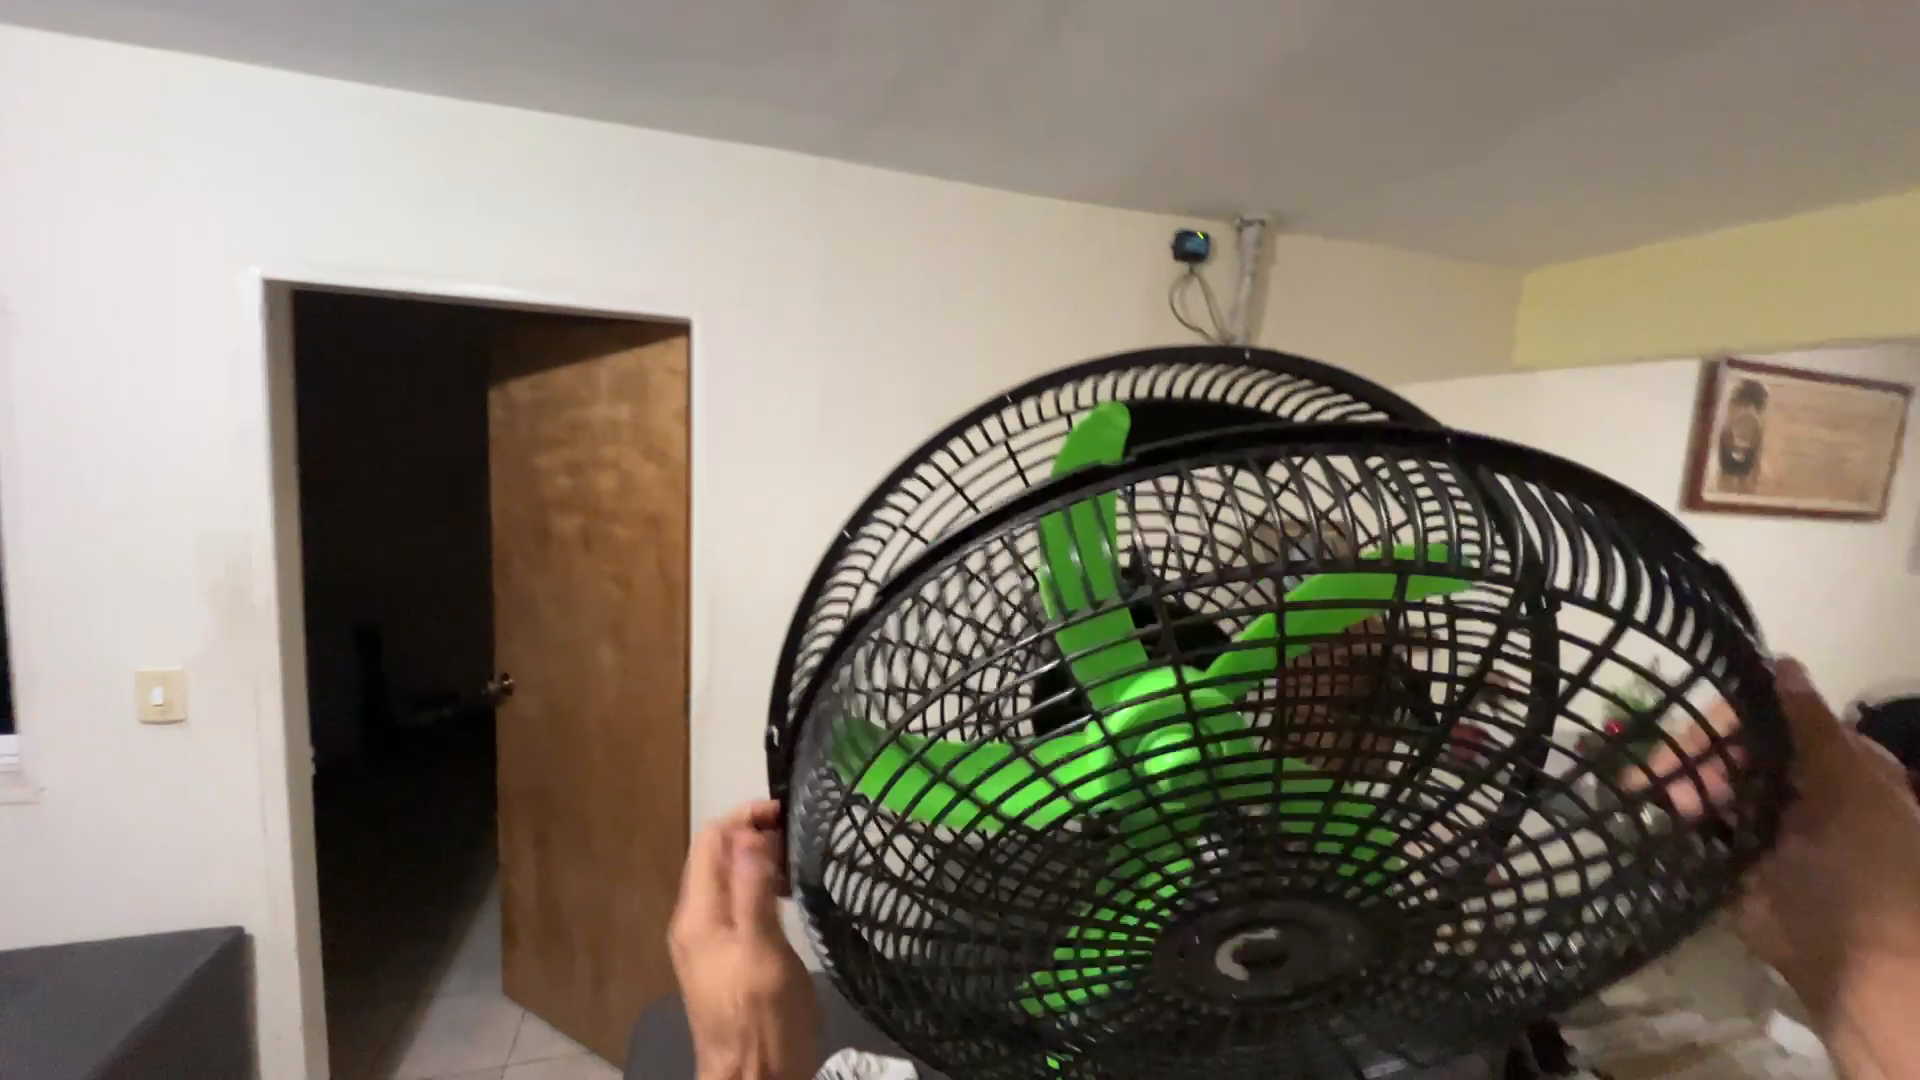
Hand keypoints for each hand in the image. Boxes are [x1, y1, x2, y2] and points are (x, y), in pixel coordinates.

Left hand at [669, 800, 817, 1079]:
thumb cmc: (762, 1020)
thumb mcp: (764, 953)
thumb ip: (754, 893)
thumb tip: (750, 834)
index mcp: (698, 915)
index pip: (711, 839)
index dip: (746, 816)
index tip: (786, 813)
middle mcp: (694, 920)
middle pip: (715, 853)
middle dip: (753, 832)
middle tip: (796, 836)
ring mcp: (706, 937)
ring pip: (726, 874)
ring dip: (757, 857)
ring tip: (795, 863)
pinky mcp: (722, 952)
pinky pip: (734, 898)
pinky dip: (758, 883)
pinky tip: (785, 894)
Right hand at [1632, 658, 1919, 1076]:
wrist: (1863, 971)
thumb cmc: (1875, 874)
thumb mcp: (1853, 792)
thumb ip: (1812, 729)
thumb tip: (1781, 662)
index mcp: (1837, 768)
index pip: (1766, 721)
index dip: (1722, 720)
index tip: (1688, 733)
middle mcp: (1797, 786)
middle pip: (1725, 747)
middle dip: (1687, 753)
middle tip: (1656, 773)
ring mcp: (1762, 821)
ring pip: (1700, 778)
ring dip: (1669, 779)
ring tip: (1647, 796)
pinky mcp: (1731, 853)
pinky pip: (1691, 816)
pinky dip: (1665, 806)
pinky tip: (1638, 801)